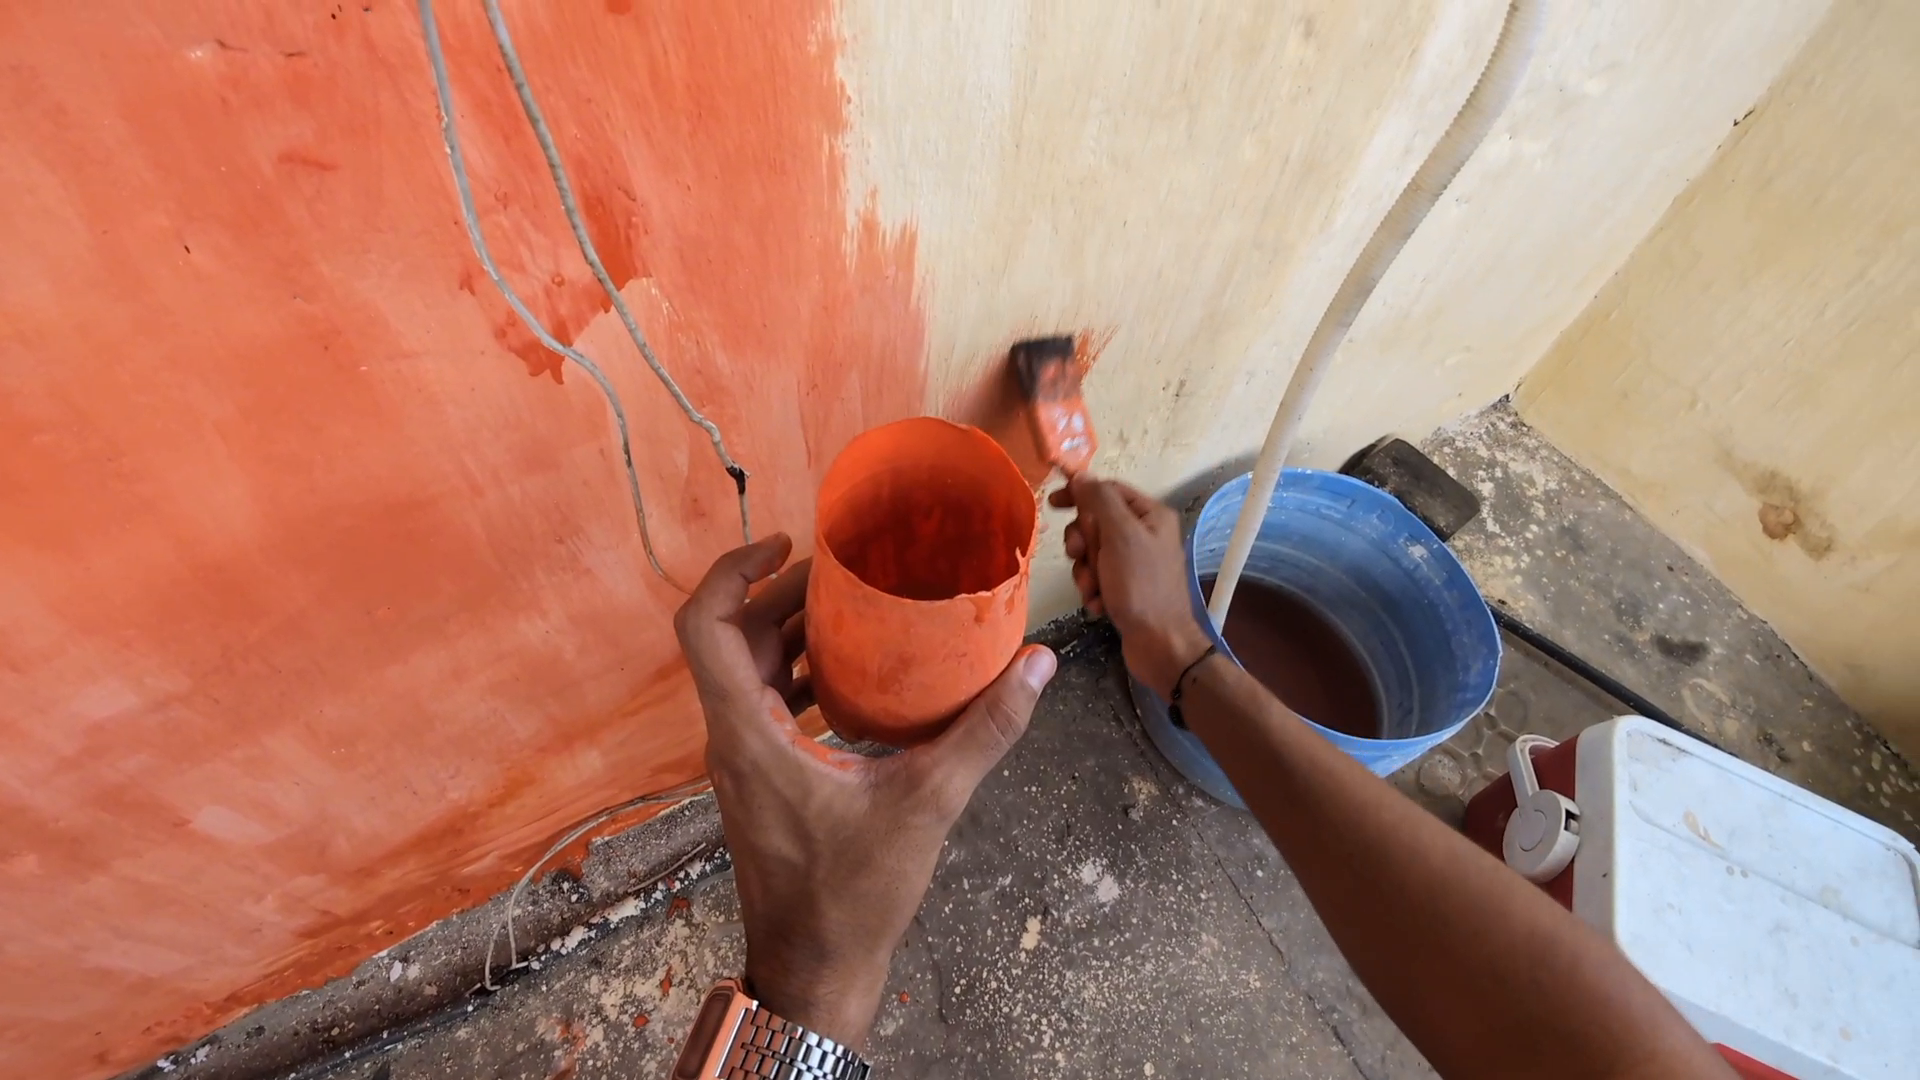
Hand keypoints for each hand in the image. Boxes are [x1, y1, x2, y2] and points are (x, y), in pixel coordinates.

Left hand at [675, 533, 1057, 1047]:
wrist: (816, 969)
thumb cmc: (857, 893)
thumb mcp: (929, 804)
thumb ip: (986, 731)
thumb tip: (1038, 664)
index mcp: (747, 733)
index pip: (704, 628)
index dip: (733, 571)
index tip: (786, 544)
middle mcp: (731, 737)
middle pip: (732, 638)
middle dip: (780, 593)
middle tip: (844, 570)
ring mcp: (741, 758)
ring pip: (746, 668)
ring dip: (788, 631)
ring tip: (851, 606)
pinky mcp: (760, 775)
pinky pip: (764, 699)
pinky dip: (797, 670)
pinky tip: (852, 671)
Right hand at [1049, 475, 1211, 698]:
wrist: (1159, 644)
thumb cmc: (1141, 586)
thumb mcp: (1119, 536)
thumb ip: (1099, 501)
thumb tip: (1080, 475)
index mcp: (1150, 515)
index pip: (1108, 491)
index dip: (1080, 494)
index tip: (1053, 504)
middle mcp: (1144, 534)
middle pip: (1096, 523)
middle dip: (1083, 543)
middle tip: (1082, 556)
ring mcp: (1135, 563)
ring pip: (1092, 553)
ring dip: (1085, 571)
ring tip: (1093, 589)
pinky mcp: (1126, 587)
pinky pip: (1097, 577)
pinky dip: (1092, 590)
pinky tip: (1098, 604)